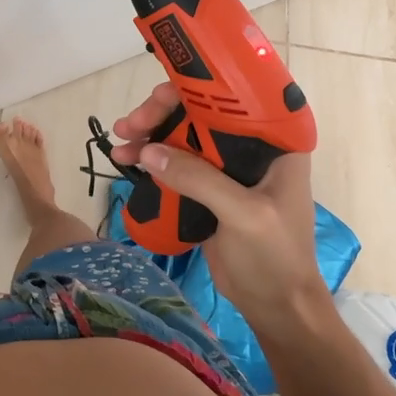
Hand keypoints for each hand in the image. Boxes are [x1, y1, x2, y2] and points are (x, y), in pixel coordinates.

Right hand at [111, 82, 327, 331]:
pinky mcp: (206, 189)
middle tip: (130, 124)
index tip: (163, 91)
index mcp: (274, 144)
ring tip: (119, 144)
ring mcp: (226, 168)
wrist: (276, 307)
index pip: (235, 100)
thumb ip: (199, 179)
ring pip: (181, 136)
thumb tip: (148, 151)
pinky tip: (125, 160)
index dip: (199, 87)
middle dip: (161, 113)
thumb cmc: (275, 257)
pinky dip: (149, 159)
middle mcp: (250, 148)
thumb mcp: (243, 215)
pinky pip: (173, 163)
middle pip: (199, 113)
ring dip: (149, 135)